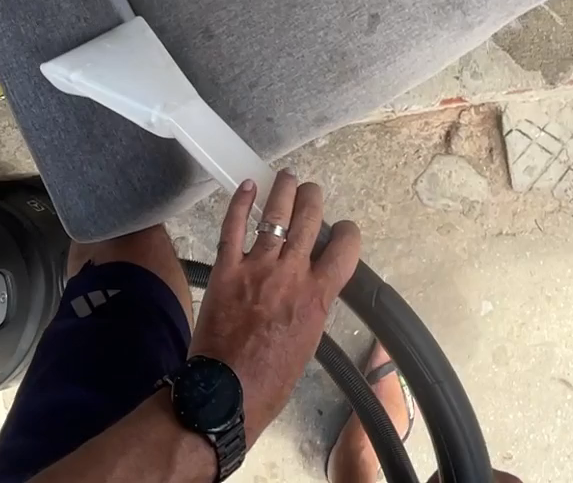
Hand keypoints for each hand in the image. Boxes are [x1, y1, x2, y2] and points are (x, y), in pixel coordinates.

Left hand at [189, 170, 360, 444]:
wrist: (225, 396)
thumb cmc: (270, 381)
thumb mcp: (308, 341)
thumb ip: (312, 303)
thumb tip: (311, 283)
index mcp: (316, 296)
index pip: (344, 247)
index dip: (348, 232)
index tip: (343, 230)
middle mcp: (290, 273)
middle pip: (309, 218)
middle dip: (313, 198)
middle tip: (311, 191)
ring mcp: (256, 267)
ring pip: (274, 215)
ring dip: (283, 190)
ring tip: (287, 177)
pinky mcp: (226, 269)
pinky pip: (233, 227)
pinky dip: (240, 203)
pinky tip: (247, 186)